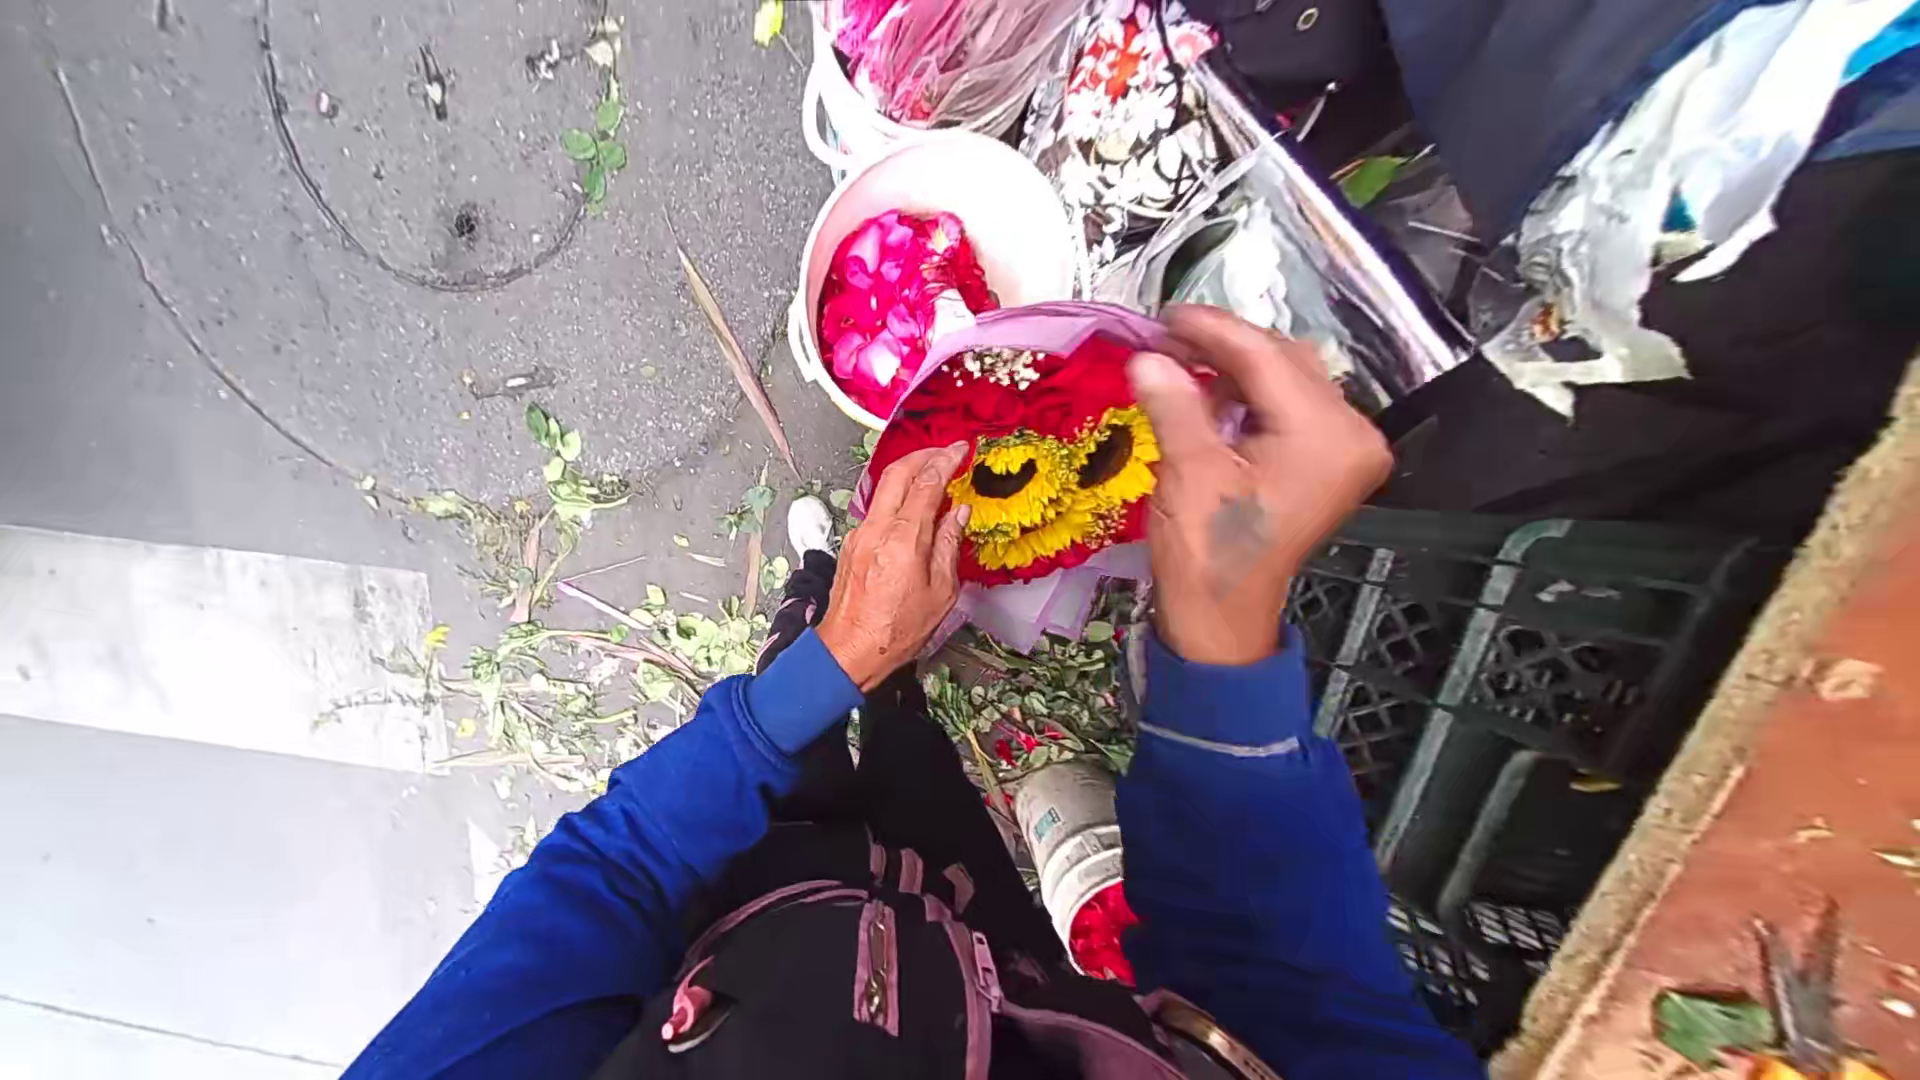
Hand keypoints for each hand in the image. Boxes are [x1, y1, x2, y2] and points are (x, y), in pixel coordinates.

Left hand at [818, 443, 971, 689]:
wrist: (849, 650)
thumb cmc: (897, 630)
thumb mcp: (941, 592)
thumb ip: (950, 546)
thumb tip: (959, 513)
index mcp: (903, 539)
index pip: (927, 484)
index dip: (946, 461)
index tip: (960, 449)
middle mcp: (876, 528)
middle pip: (898, 472)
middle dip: (923, 455)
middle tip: (946, 452)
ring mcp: (859, 534)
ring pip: (884, 487)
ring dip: (909, 474)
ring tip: (933, 476)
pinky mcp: (852, 543)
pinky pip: (877, 508)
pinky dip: (898, 497)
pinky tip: (914, 507)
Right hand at [1129, 306, 1391, 665]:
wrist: (1221, 615)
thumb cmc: (1207, 552)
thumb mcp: (1187, 473)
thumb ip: (1173, 405)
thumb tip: (1147, 357)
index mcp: (1327, 436)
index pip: (1265, 359)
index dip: (1209, 330)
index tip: (1163, 314)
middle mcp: (1351, 434)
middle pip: (1282, 363)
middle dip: (1221, 346)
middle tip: (1164, 336)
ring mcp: (1342, 450)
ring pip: (1283, 382)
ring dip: (1231, 368)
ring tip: (1179, 361)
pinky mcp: (1322, 463)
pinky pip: (1284, 408)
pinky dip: (1244, 396)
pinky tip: (1207, 394)